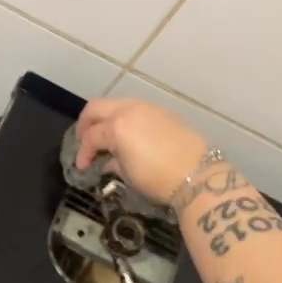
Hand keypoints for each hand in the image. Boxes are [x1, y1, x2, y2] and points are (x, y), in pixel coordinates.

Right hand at [73, 98, 212, 206]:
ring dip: (105, 118)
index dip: (83, 153)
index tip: (82, 167)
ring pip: (116, 104)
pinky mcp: (162, 111)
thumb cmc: (158, 179)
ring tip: (105, 136)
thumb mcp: (128, 175)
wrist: (199, 175)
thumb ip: (113, 163)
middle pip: (96, 108)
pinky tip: (128, 134)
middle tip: (83, 140)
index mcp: (116, 127)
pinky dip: (124, 117)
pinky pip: (135, 108)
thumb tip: (108, 162)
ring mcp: (147, 107)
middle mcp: (128, 110)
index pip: (91, 137)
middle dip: (85, 124)